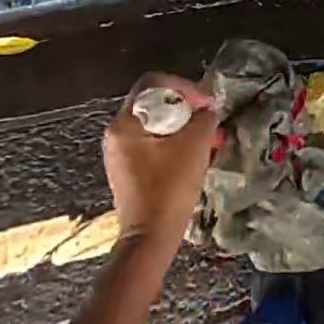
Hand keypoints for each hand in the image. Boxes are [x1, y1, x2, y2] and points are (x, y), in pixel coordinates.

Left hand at [103, 72, 218, 244]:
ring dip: (179, 124)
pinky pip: (149, 142)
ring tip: (203, 136)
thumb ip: (204, 120)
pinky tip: (189, 154)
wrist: (150, 239)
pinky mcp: (126, 169)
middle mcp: (115, 132)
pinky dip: (170, 141)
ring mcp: (118, 152)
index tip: (204, 103)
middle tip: (206, 117)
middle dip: (182, 105)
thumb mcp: (194, 147)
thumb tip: (207, 110)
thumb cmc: (169, 189)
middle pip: (151, 102)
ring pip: (152, 123)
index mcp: (125, 122)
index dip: (182, 86)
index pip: (152, 83)